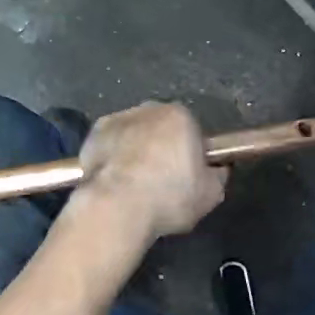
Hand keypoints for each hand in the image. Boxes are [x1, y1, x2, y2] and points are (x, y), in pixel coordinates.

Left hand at [75, 102, 226, 242]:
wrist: (116, 206)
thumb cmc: (168, 197)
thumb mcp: (210, 195)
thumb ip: (219, 176)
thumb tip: (218, 169)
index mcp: (181, 116)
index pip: (191, 130)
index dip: (190, 153)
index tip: (186, 175)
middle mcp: (151, 108)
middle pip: (161, 127)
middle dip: (162, 146)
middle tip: (160, 179)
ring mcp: (120, 117)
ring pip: (135, 132)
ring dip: (137, 149)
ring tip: (134, 183)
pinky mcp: (95, 132)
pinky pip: (111, 141)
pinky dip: (113, 154)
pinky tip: (114, 178)